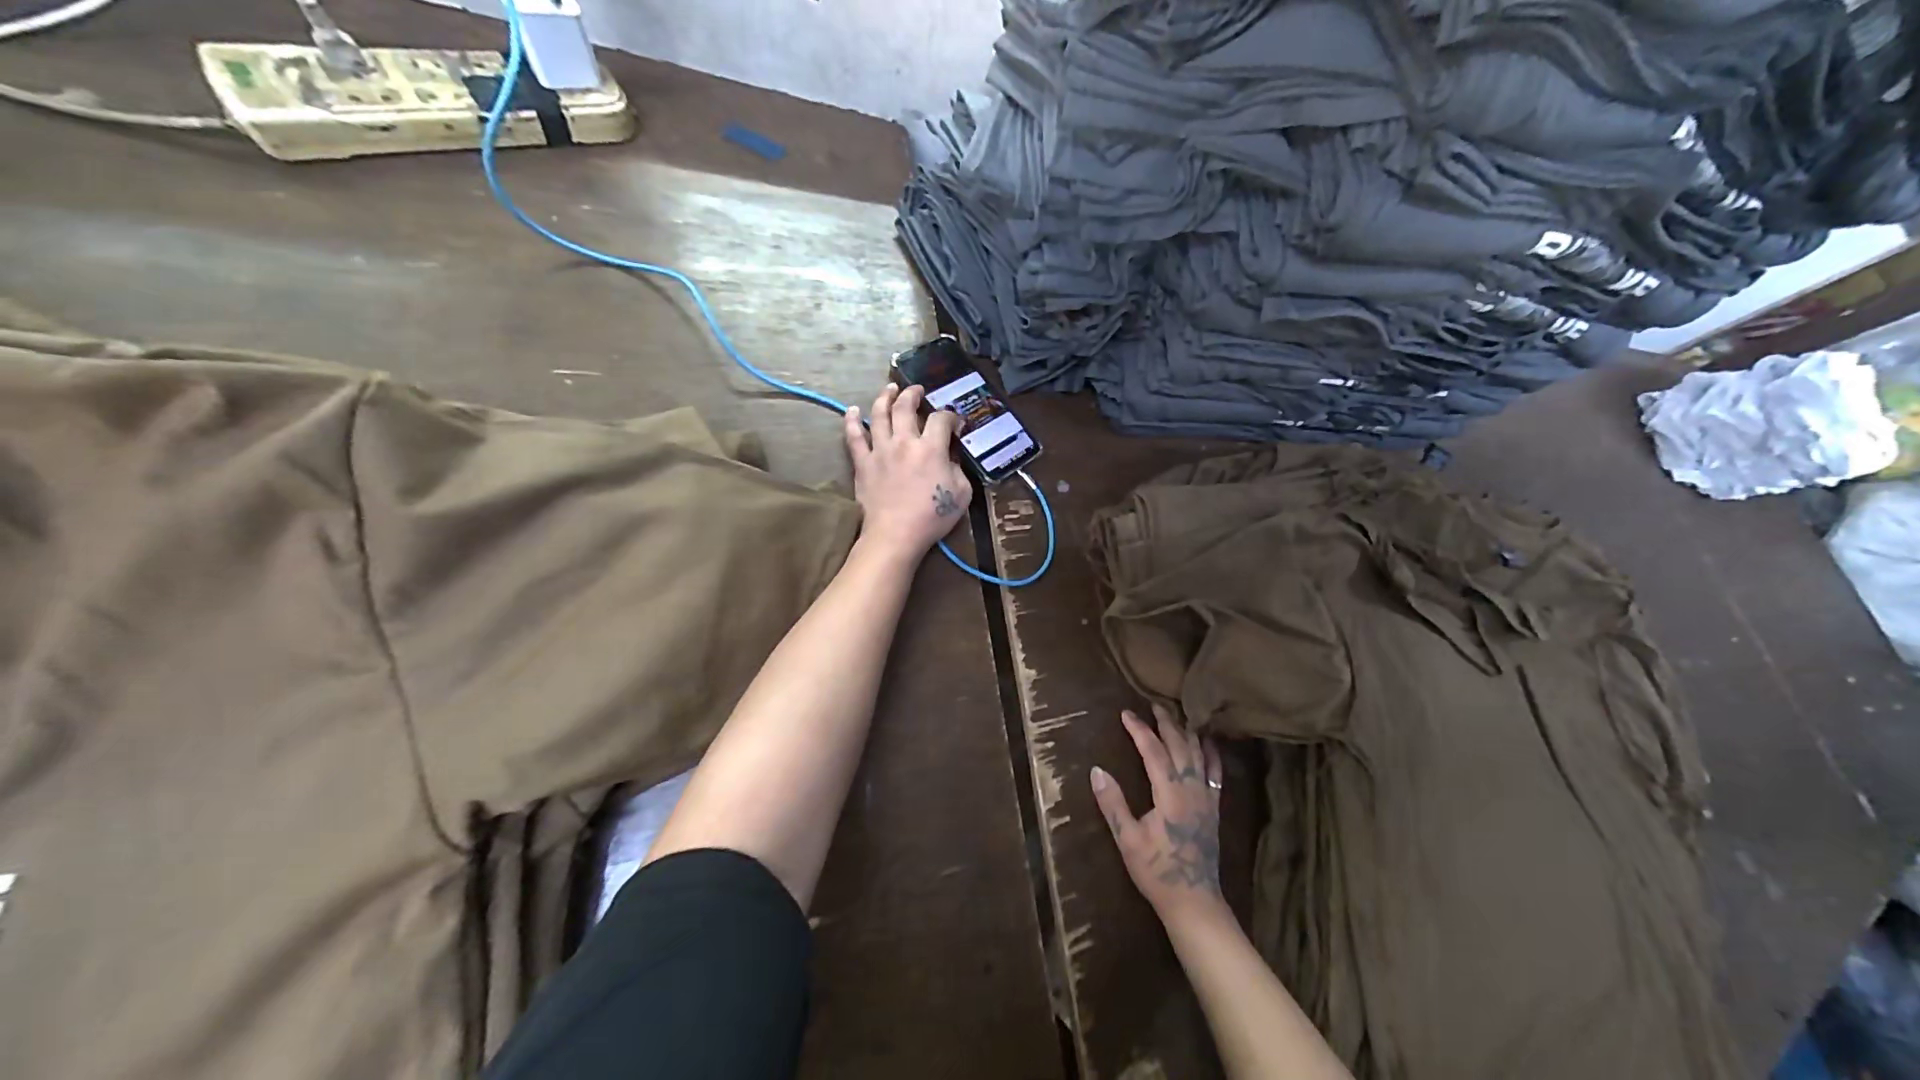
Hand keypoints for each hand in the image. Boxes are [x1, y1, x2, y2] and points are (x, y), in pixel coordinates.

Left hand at [844, 383, 973, 559]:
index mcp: (931, 448)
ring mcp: (880, 450)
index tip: (955, 423)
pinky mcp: (863, 463)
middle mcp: (904, 441)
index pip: (941, 419)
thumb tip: (952, 457)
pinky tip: (852, 411)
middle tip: (917, 390)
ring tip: (890, 388)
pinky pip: (854, 437)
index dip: (950, 416)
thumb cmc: (932, 516)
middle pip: (905, 407)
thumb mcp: (961, 493)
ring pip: (879, 414)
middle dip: (913, 394)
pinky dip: (852, 421)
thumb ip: (958, 470)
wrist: (896, 534)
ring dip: (885, 397)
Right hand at [1090, 705, 1225, 924]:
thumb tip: (1096, 770)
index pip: (1154, 751)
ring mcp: (1207, 798)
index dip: (1139, 730)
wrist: (1194, 901)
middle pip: (1180, 746)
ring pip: (1199, 755)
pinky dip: (1211, 754)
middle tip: (1153, 705)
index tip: (1125, 713)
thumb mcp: (1127, 839)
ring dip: (1187, 733)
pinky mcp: (1214, 808)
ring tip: (1177, 716)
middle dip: (1166, 723)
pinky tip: (1208, 744)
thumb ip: (1113, 803)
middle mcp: (1191, 789)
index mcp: (1170, 794)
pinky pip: (1216, 773)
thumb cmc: (1157, 872)